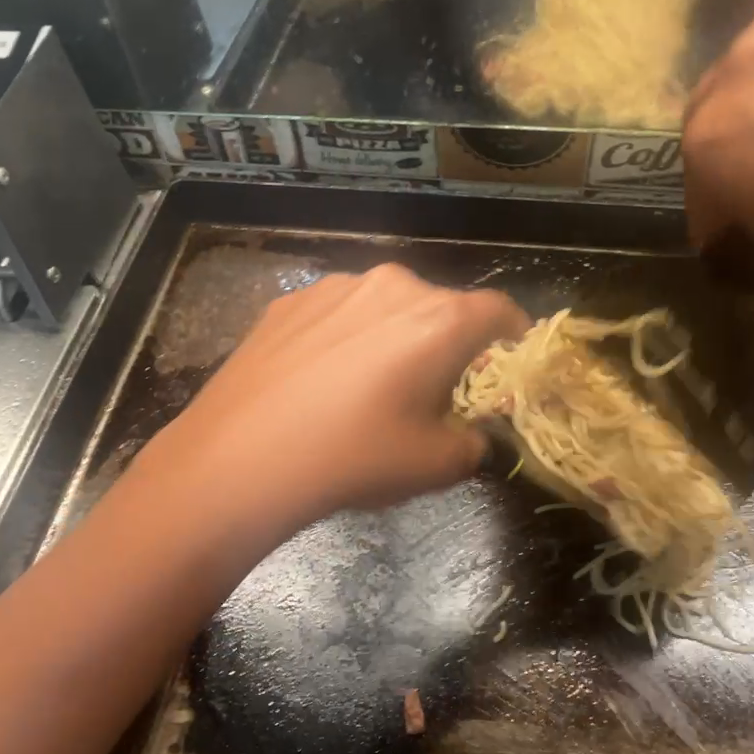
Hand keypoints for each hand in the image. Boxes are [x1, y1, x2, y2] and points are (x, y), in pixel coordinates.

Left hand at [141, 263, 529, 523]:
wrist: (240, 459)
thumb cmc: (354, 459)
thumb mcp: (436, 467)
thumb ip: (473, 442)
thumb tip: (469, 432)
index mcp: (440, 320)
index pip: (500, 312)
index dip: (514, 336)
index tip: (508, 361)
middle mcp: (392, 286)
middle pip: (440, 308)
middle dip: (448, 345)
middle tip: (433, 392)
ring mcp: (334, 287)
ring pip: (386, 308)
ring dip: (394, 338)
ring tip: (370, 389)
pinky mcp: (288, 301)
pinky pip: (339, 314)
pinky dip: (347, 339)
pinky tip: (321, 382)